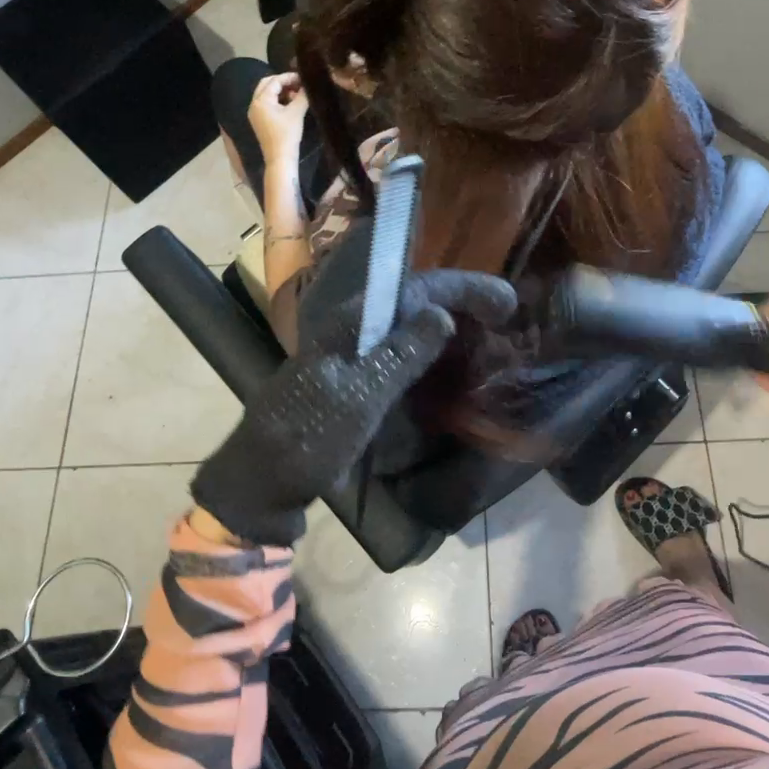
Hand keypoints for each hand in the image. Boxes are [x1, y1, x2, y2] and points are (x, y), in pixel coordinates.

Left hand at [191, 271, 518, 545]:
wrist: (260, 481)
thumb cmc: (307, 438)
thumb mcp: (359, 397)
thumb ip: (400, 354)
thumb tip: (442, 311)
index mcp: (352, 323)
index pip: (416, 287)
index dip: (464, 288)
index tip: (507, 300)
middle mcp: (353, 330)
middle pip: (416, 302)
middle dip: (462, 302)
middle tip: (506, 316)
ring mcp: (352, 357)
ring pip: (410, 327)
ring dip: (450, 326)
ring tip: (490, 337)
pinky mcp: (354, 383)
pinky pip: (401, 356)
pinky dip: (432, 355)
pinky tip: (452, 369)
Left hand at [247, 73, 308, 160]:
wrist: (280, 157)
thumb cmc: (287, 134)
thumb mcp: (296, 112)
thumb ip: (302, 95)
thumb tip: (307, 85)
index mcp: (261, 100)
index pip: (274, 81)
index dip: (289, 77)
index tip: (303, 77)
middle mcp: (254, 104)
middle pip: (267, 84)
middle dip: (282, 82)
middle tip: (298, 84)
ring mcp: (255, 113)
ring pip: (266, 94)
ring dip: (280, 91)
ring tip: (296, 94)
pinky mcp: (258, 120)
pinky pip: (266, 103)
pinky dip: (277, 100)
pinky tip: (289, 104)